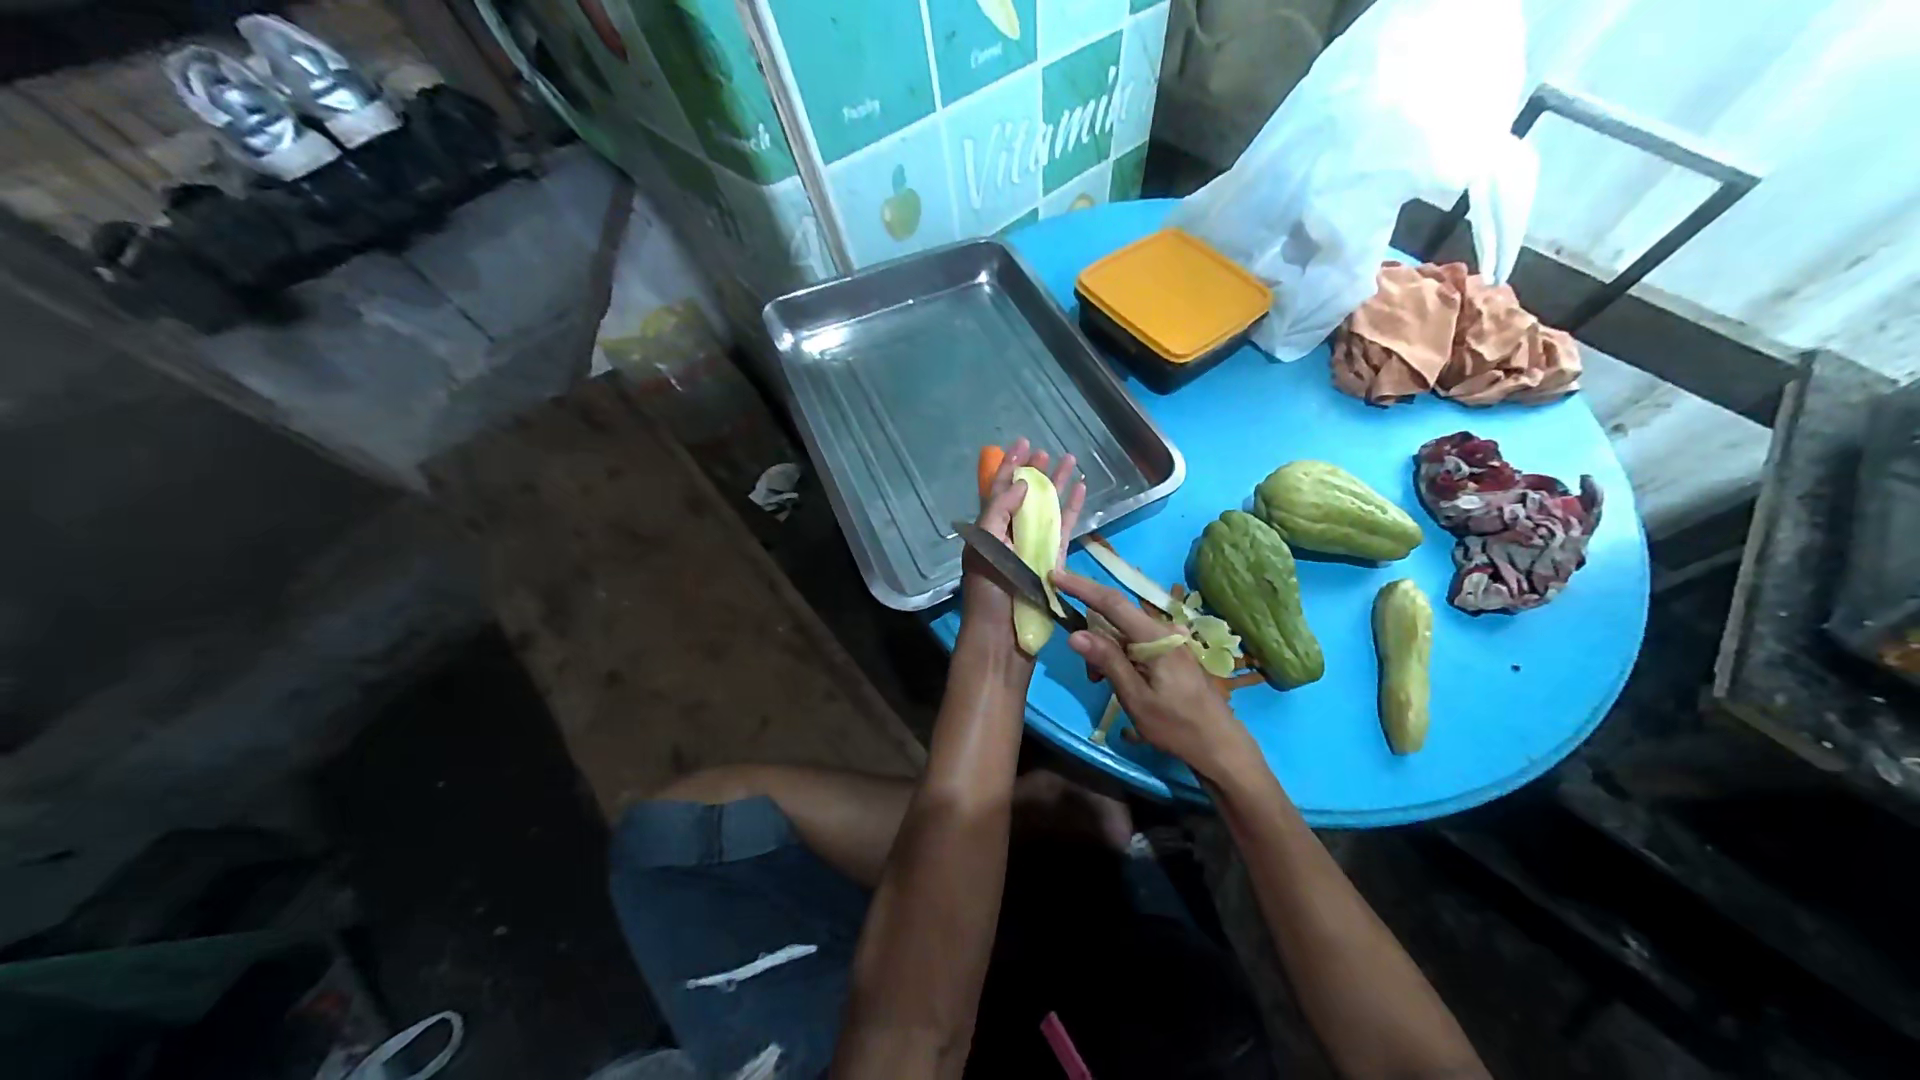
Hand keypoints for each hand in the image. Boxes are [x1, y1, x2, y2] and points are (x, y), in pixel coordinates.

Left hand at [961, 438, 1085, 629]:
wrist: (1003, 639)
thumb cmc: (988, 593)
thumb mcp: (985, 547)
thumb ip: (999, 512)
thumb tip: (1022, 486)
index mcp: (988, 530)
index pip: (999, 490)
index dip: (1010, 465)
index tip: (1022, 443)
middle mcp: (1010, 535)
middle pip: (1026, 496)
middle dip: (1035, 472)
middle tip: (1047, 451)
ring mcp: (1033, 548)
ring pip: (1047, 509)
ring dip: (1058, 486)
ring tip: (1071, 461)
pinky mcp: (1053, 562)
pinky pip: (1064, 530)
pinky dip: (1073, 510)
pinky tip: (1082, 492)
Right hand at [1052, 568, 1265, 786]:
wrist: (1218, 744)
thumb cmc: (1176, 725)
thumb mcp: (1135, 697)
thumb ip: (1107, 661)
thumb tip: (1075, 634)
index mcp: (1156, 638)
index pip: (1112, 603)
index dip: (1082, 587)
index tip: (1056, 575)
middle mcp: (1164, 630)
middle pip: (1115, 617)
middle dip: (1093, 637)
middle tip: (1090, 676)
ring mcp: (1169, 640)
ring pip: (1123, 632)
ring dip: (1106, 651)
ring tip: (1104, 685)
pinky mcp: (1170, 651)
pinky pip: (1136, 642)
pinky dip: (1120, 656)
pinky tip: (1121, 680)